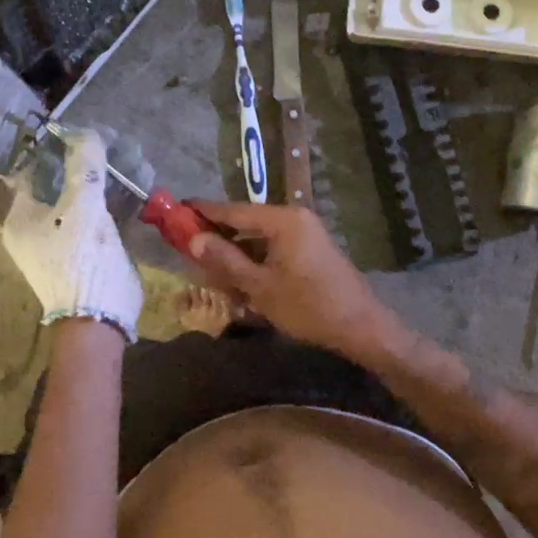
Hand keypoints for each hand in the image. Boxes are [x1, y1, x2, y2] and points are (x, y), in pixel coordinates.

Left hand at [3, 129, 142, 340]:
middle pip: (60, 184)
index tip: (82, 132)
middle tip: (114, 142)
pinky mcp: (87, 253)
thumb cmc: (79, 259)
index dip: (56, 150)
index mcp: (21, 218)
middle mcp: (37, 229)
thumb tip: (87, 133)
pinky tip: (138, 182)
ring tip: (133, 156)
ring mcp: (63, 242)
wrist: (98, 318)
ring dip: (106, 180)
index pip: (33, 173)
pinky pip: (99, 217)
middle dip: (88, 162)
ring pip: (83, 200)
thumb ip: (83, 167)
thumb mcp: (81, 207)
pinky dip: (115, 200)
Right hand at [186, 201, 403, 361]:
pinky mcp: (310, 251)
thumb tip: (193, 240)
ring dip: (235, 256)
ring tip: (212, 276)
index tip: (176, 210)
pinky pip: (273, 250)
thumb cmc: (308, 306)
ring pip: (257, 239)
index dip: (202, 211)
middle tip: (189, 253)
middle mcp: (294, 218)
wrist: (362, 328)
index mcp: (282, 220)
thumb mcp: (260, 287)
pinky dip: (255, 263)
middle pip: (244, 223)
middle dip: (217, 240)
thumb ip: (225, 260)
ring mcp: (305, 234)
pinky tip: (240, 284)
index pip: (232, 210)